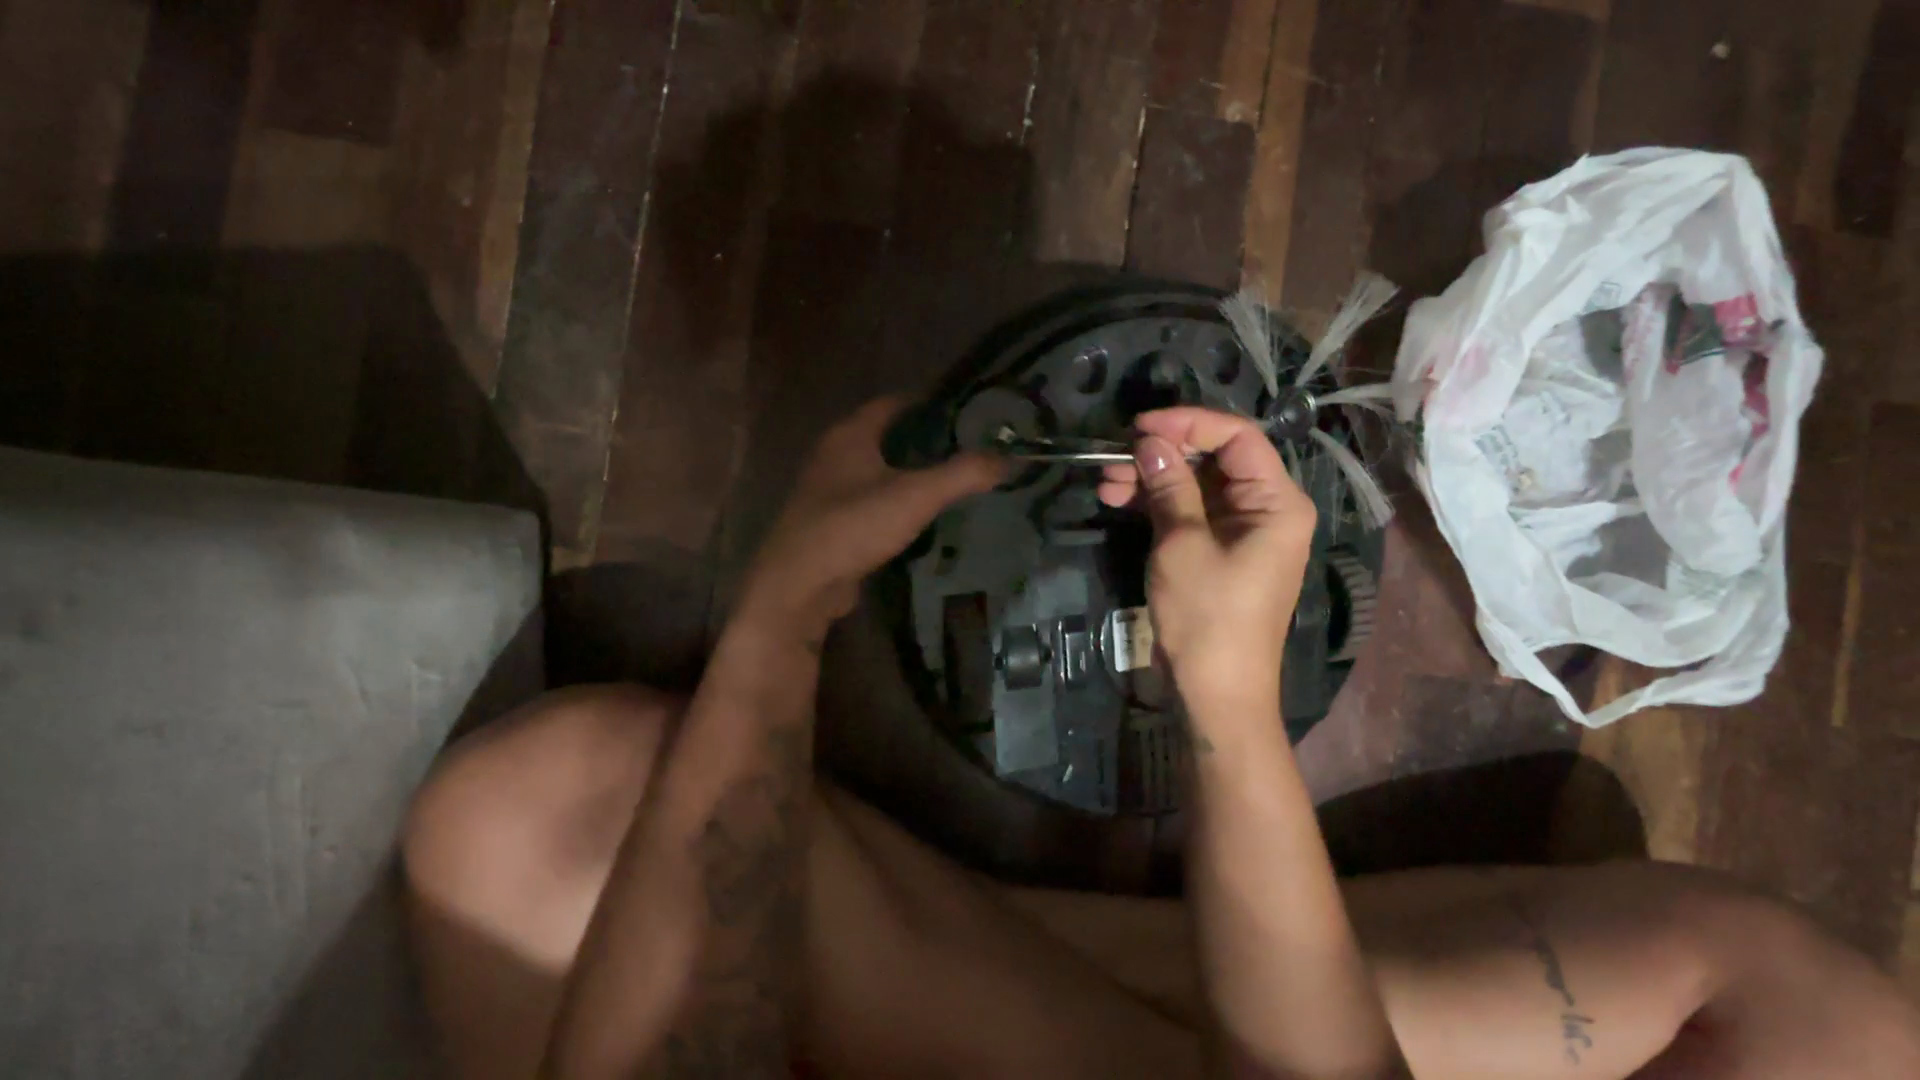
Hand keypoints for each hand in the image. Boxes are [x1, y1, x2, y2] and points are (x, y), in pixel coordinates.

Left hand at [737, 398, 1004, 642]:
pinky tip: (922, 519)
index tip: (968, 413)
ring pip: (878, 472)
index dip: (930, 404)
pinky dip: (896, 505)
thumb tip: (1009, 459)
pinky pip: (870, 503)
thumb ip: (963, 475)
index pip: (894, 403)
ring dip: (910, 475)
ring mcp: (827, 492)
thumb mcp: (916, 496)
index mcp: (850, 434)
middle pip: (887, 437)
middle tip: (969, 450)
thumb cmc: (853, 526)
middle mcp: (834, 455)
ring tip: (953, 482)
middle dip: (925, 441)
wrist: (799, 585)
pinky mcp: (830, 525)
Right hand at [1097, 407, 1316, 712]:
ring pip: (1195, 486)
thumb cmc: (1208, 617)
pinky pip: (1188, 513)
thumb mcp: (1182, 545)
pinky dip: (1156, 505)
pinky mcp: (1217, 552)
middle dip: (1163, 454)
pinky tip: (1117, 499)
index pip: (1239, 437)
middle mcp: (1266, 509)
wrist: (1215, 691)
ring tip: (1105, 481)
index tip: (1141, 426)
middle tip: (1115, 456)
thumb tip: (1149, 443)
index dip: (1190, 423)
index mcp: (1278, 502)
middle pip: (1215, 460)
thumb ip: (1169, 487)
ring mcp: (1240, 532)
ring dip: (1151, 479)